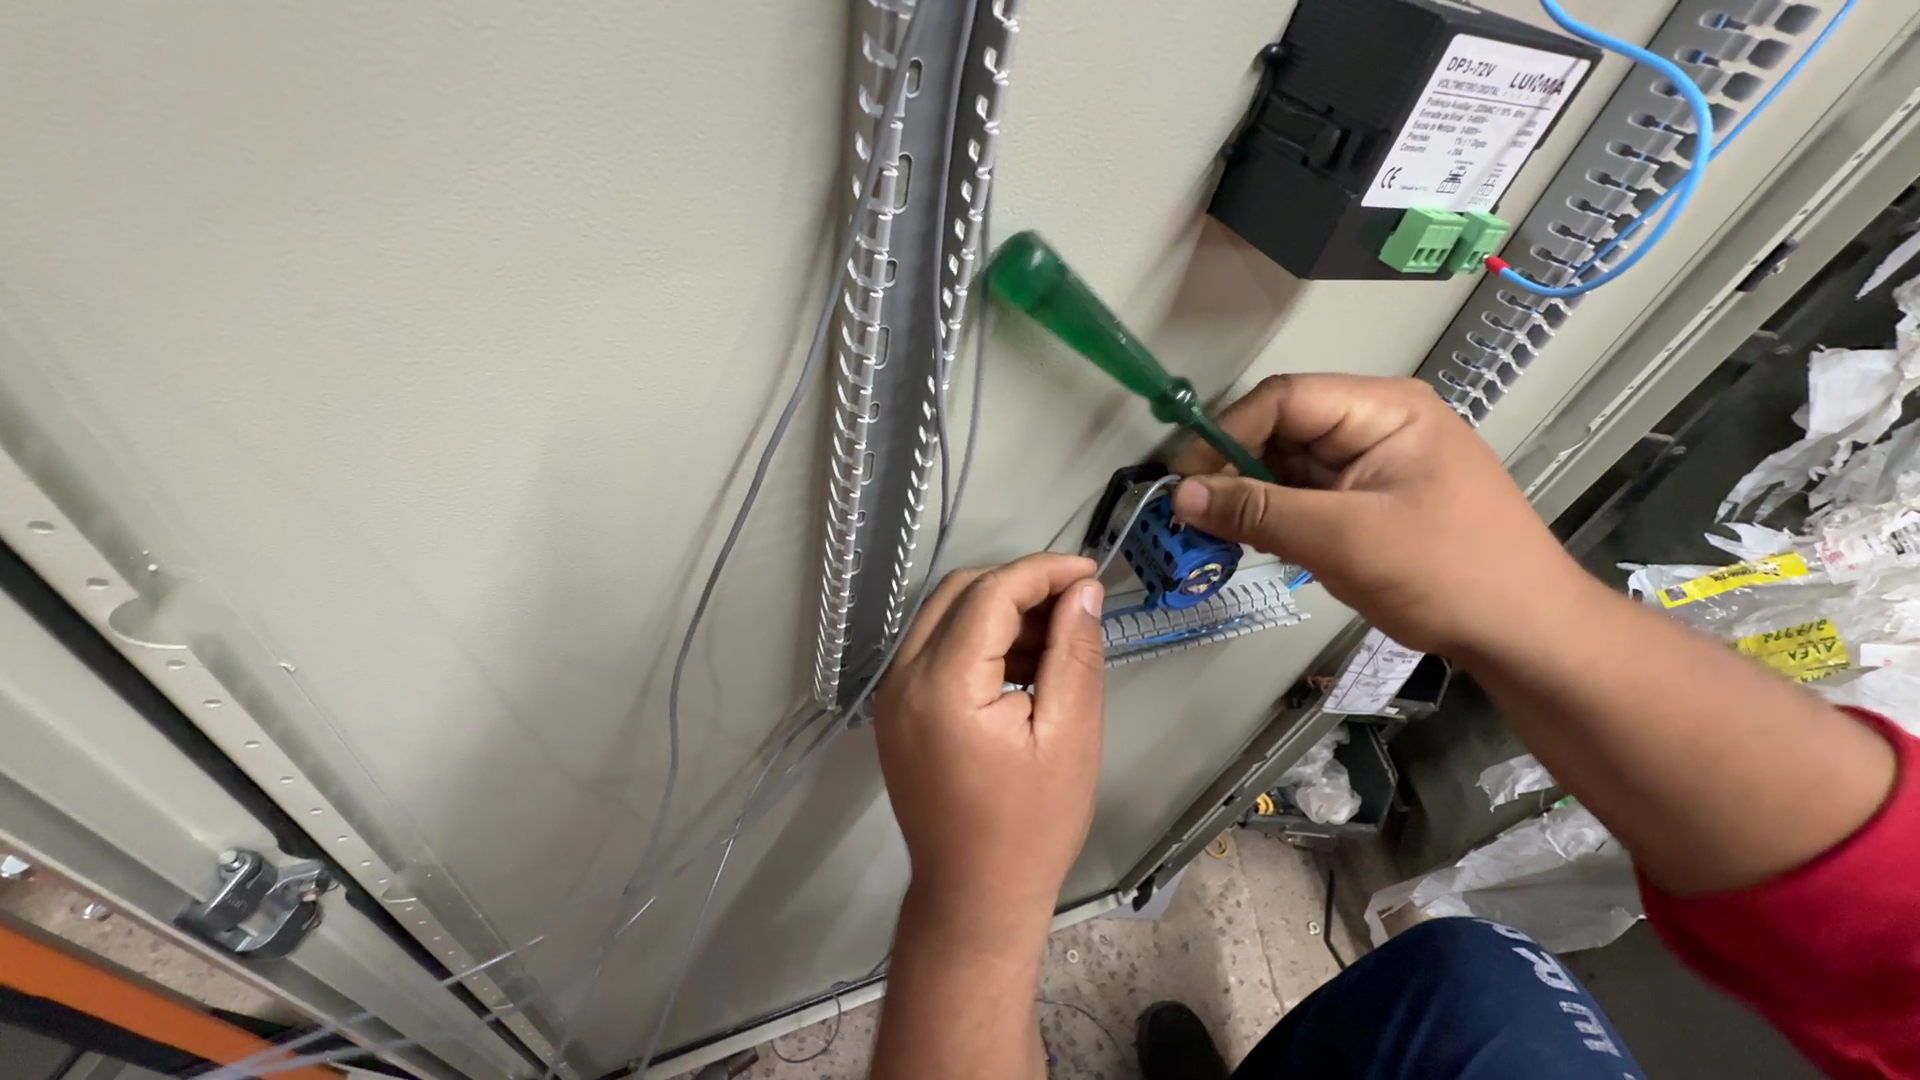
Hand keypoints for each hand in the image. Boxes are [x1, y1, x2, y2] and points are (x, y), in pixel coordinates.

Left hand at [874, 553, 1105, 942]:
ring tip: (1055, 639)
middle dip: (1019, 586)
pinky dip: (978, 641)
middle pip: (959, 593)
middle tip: (1074, 606)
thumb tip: (1084, 591)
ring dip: (999, 612)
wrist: (973, 898)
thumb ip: (1074, 654)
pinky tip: (1022, 667)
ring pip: (944, 616)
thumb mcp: (1071, 737)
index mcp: (943, 685)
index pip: (990, 593)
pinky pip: (935, 649)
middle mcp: (903, 678)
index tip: (1089, 574)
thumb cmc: (1030, 827)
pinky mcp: (897, 711)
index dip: (1042, 572)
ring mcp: (893, 695)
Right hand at [1167, 374, 1586, 655]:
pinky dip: (1269, 517)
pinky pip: (1300, 496)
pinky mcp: (1364, 502)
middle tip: (1190, 514)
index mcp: (1384, 409)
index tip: (1184, 479)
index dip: (1226, 433)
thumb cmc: (1448, 573)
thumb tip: (1179, 495)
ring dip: (1247, 497)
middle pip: (1279, 430)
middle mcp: (1373, 425)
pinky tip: (1246, 540)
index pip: (1283, 399)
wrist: (1525, 634)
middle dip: (1232, 468)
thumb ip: (1258, 512)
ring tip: (1211, 533)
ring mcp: (1369, 465)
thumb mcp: (1343, 540)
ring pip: (1284, 466)